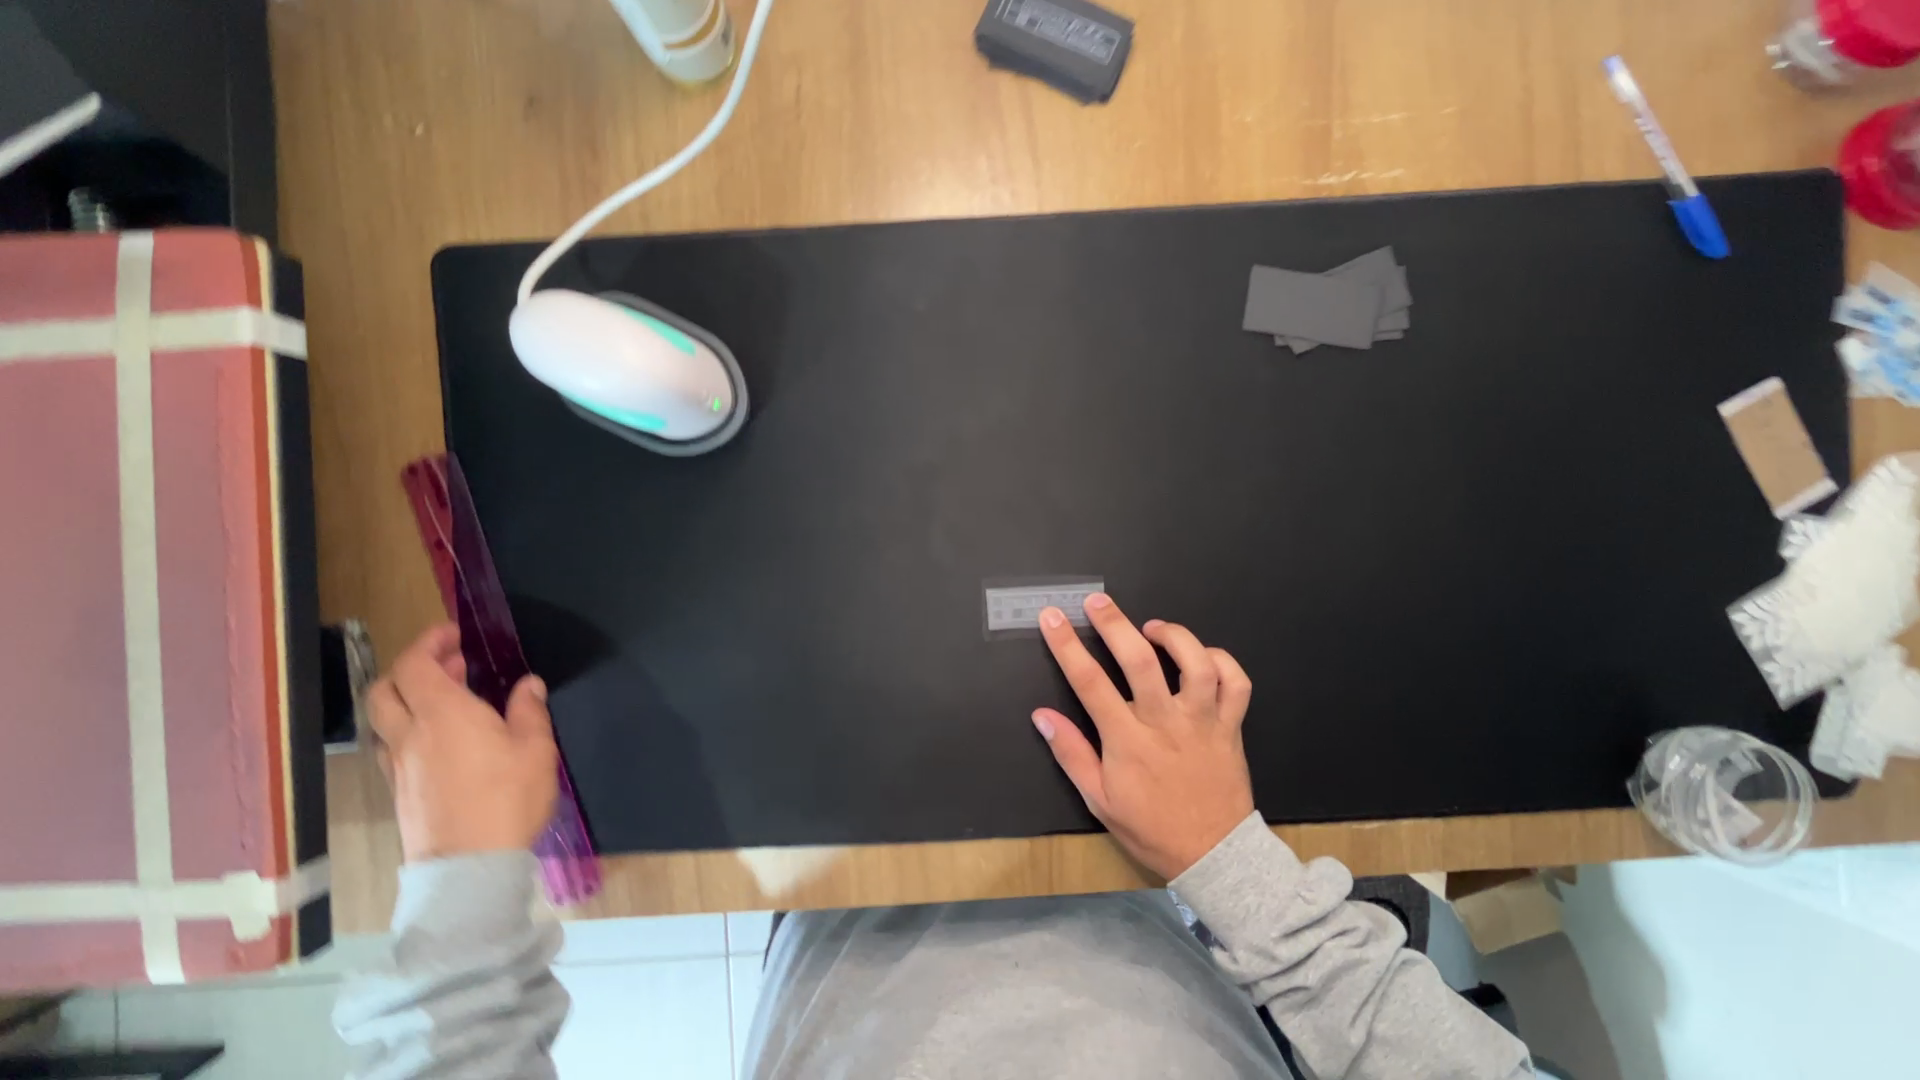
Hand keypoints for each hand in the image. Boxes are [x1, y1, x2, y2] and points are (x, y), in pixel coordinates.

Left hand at [368, 623, 559, 862]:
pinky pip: (394, 748)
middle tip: (448, 665)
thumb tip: (527, 684)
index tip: (453, 636)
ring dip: (407, 701)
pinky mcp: (400, 792)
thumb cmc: (507, 798)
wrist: (469, 866)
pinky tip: (443, 743)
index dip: (428, 643)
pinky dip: (411, 731)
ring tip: (446, 702)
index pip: (415, 664)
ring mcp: (399, 766)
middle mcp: (410, 734)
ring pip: (385, 721)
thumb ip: (529, 711)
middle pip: (385, 690)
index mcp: (443, 714)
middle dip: (410, 669)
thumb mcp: (535, 749)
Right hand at [1032, 594, 1254, 879]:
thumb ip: (1071, 754)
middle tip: (1097, 602)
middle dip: (1115, 624)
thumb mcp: (1099, 800)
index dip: (1067, 646)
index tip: (1052, 618)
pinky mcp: (1231, 726)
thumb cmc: (1150, 828)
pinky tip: (1201, 656)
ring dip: (1174, 636)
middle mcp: (1165, 723)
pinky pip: (1236, 683)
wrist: (1213, 855)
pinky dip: (1222, 660)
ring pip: (1196, 664)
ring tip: (1153, 628)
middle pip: (1141, 661)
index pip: (1090, 683)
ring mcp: (1203, 722)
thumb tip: (1042, 716)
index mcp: (1127, 741)